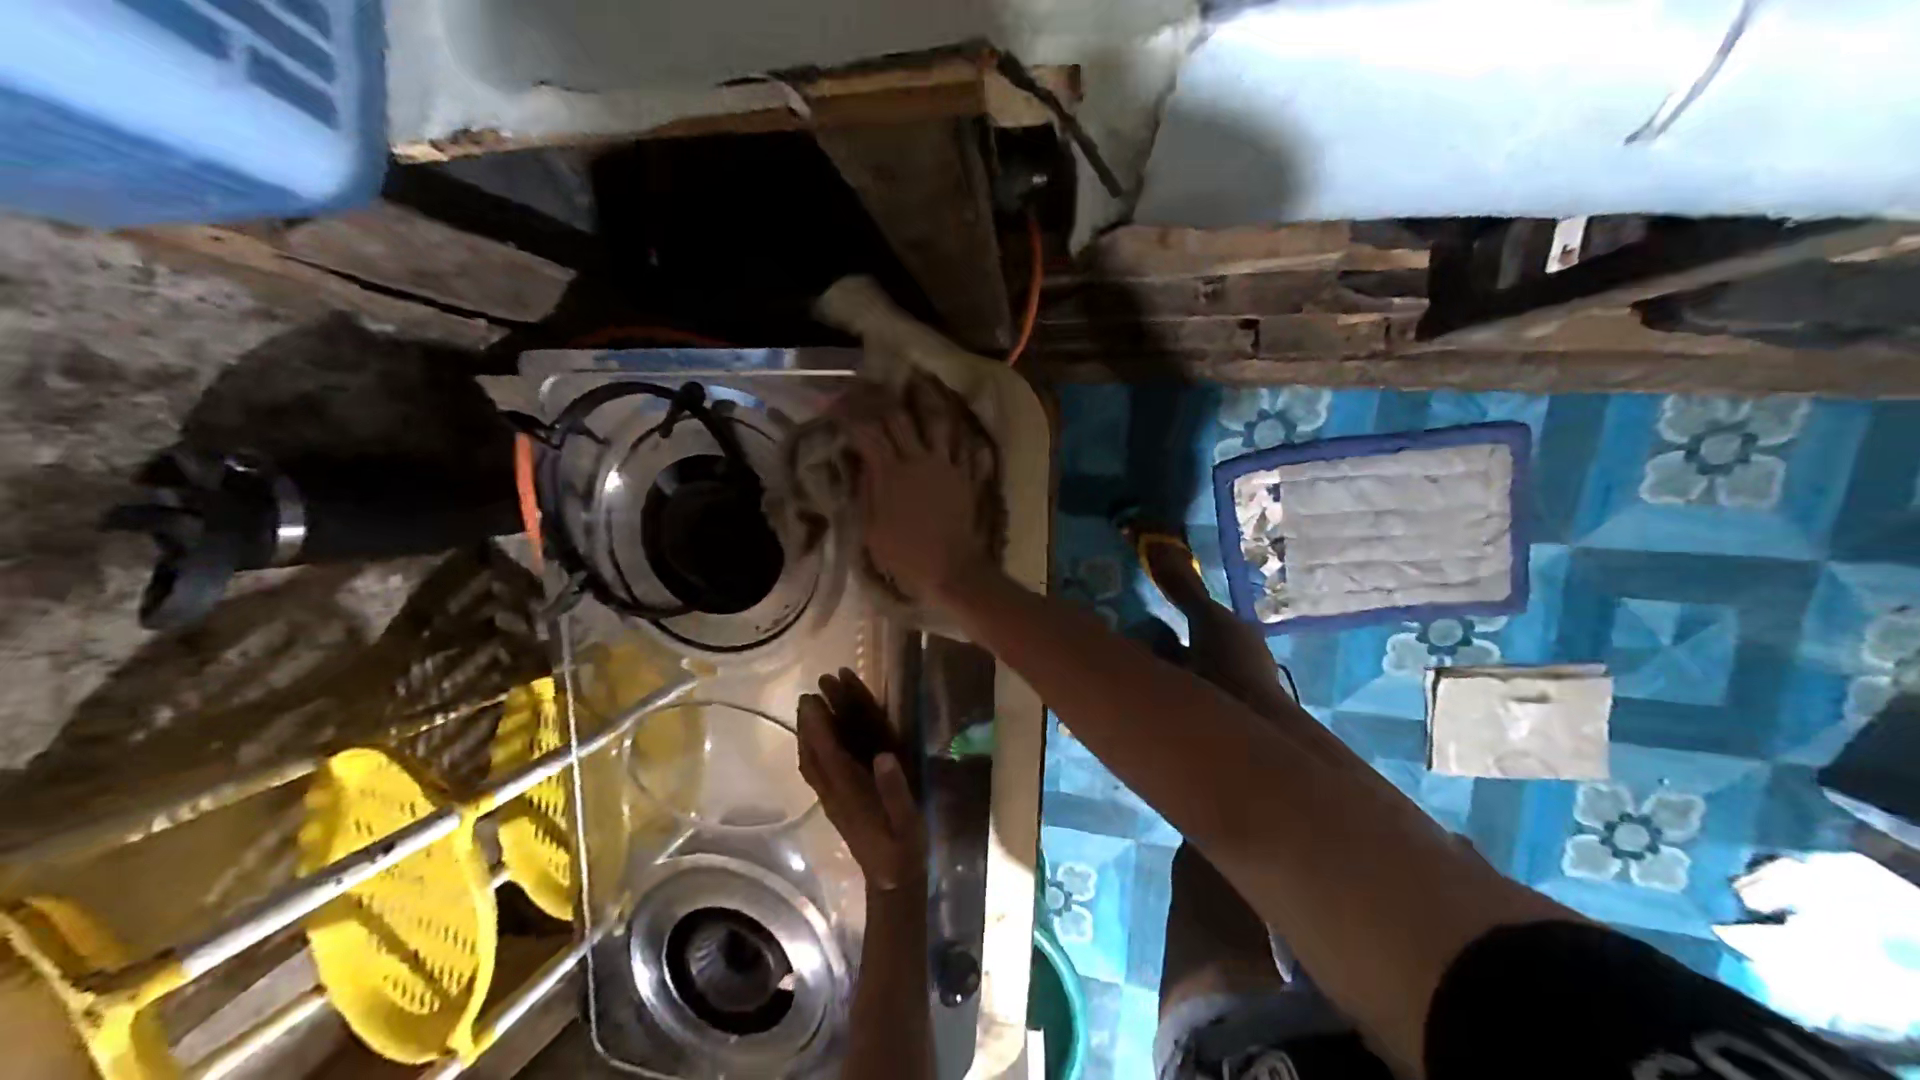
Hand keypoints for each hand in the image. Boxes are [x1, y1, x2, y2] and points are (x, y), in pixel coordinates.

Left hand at [797, 669, 924, 892]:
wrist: (892, 881)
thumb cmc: (903, 847)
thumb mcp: (908, 819)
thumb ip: (896, 790)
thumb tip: (883, 756)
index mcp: (851, 793)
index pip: (829, 752)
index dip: (819, 725)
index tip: (813, 698)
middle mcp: (835, 793)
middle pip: (813, 753)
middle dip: (809, 723)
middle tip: (809, 694)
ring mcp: (831, 799)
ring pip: (810, 763)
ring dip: (806, 735)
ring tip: (808, 710)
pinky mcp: (834, 804)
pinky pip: (814, 772)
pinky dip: (810, 752)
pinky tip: (815, 743)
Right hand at [846, 399, 995, 605]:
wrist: (951, 570)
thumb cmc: (905, 555)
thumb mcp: (871, 527)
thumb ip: (864, 489)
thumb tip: (857, 461)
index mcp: (891, 472)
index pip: (866, 431)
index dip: (847, 413)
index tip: (831, 403)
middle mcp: (919, 459)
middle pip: (899, 417)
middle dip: (879, 397)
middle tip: (866, 386)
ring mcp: (947, 465)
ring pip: (938, 421)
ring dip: (926, 400)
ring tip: (918, 383)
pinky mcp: (967, 476)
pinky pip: (967, 447)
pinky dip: (962, 434)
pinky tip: (960, 425)